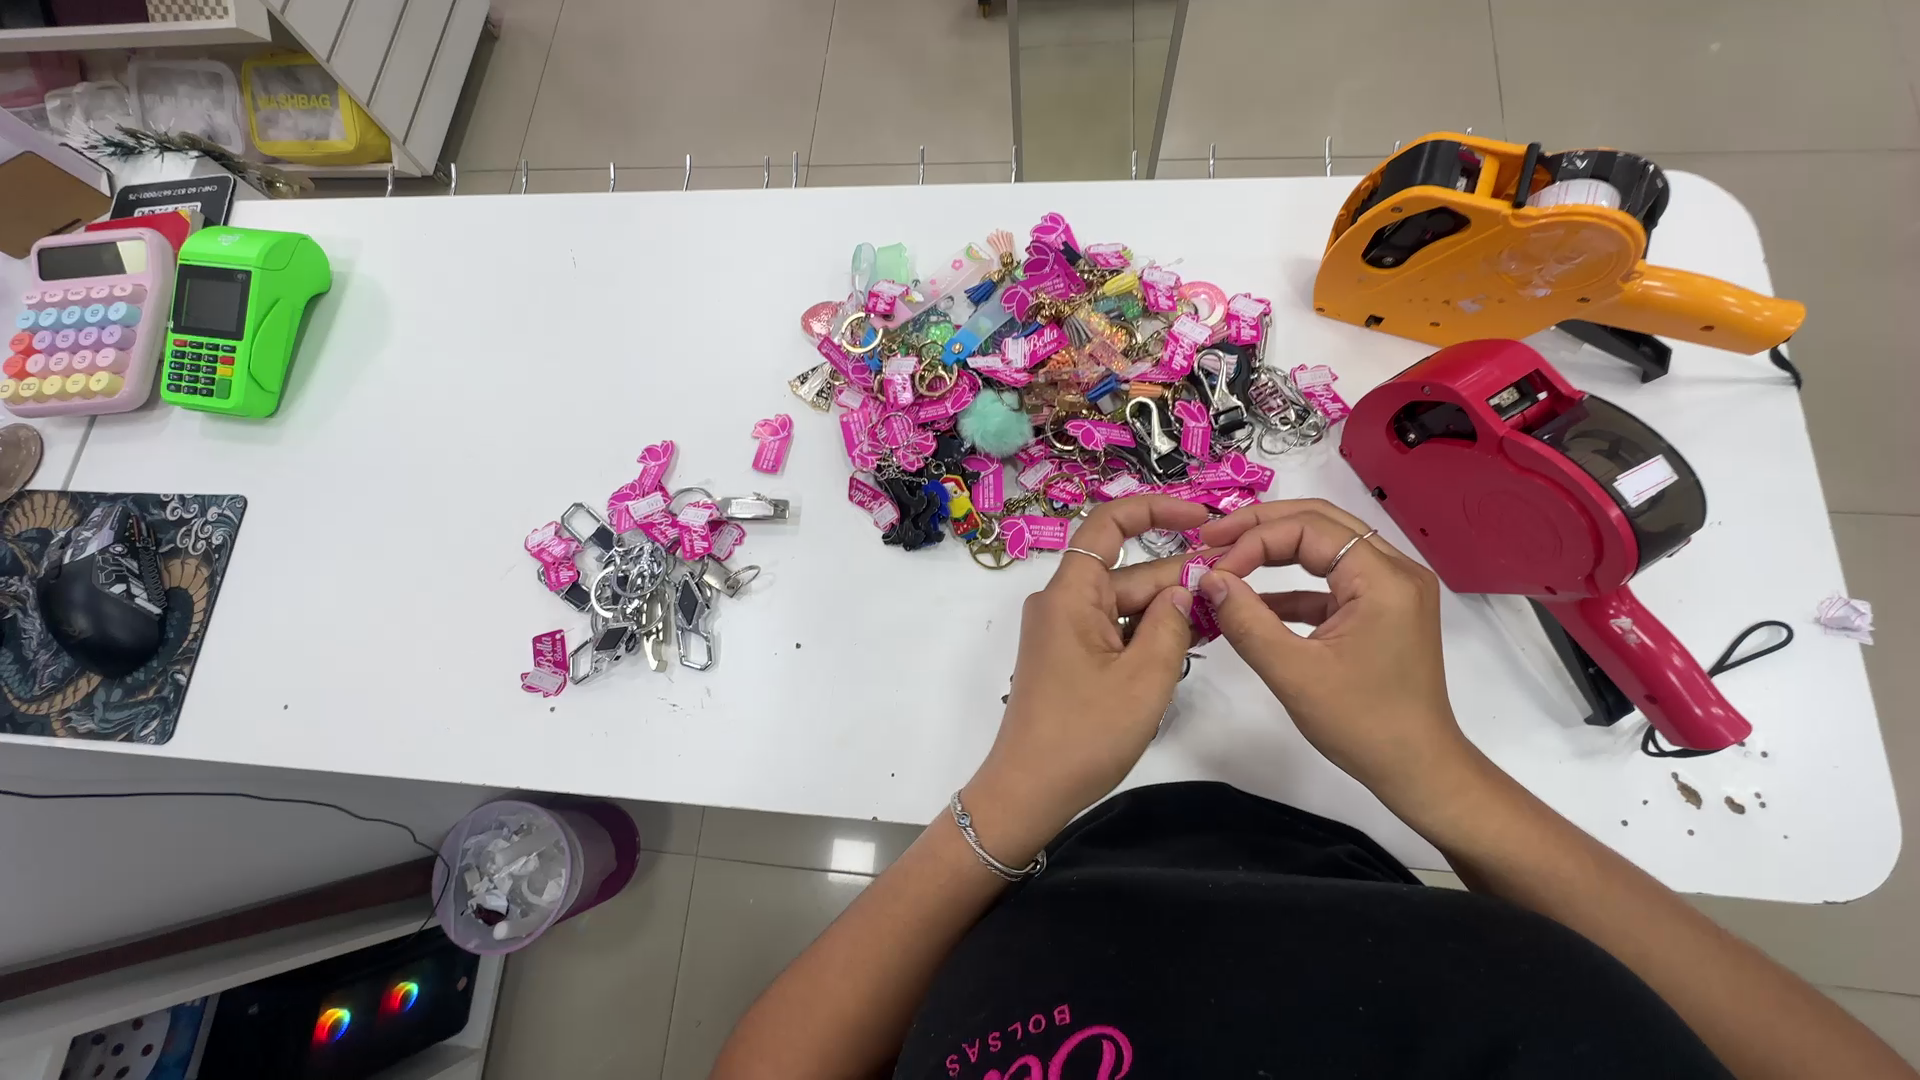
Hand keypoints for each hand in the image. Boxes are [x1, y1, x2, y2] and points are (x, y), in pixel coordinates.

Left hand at [962, 495, 1208, 863]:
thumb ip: (1171, 622)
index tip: (1203, 519)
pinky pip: (1113, 629)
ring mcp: (1063, 630)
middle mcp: (1062, 602)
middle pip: (1127, 572)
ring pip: (1124, 604)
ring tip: (1219, 622)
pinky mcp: (1068, 656)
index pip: (1108, 524)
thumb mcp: (1144, 678)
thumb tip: (1186, 586)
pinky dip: (1147, 633)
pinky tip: (1187, 643)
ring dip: (1167, 610)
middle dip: (1178, 578)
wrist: (1030, 790)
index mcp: (1070, 594)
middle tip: (1234, 593)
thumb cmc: (1085, 734)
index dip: (1156, 510)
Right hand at [1194, 499, 1477, 806]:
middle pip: (1320, 521)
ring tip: (1226, 559)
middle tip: (1211, 540)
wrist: (1417, 769)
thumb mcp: (1292, 672)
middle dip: (1261, 526)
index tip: (1213, 568)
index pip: (1308, 529)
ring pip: (1325, 543)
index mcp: (1384, 579)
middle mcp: (1395, 571)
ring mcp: (1391, 589)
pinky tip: (1251, 599)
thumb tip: (1207, 579)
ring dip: (1274, 548)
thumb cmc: (1360, 723)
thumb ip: (1246, 620)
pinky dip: (1290, 582)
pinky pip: (1330, 577)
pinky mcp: (1380, 609)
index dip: (1254, 540)